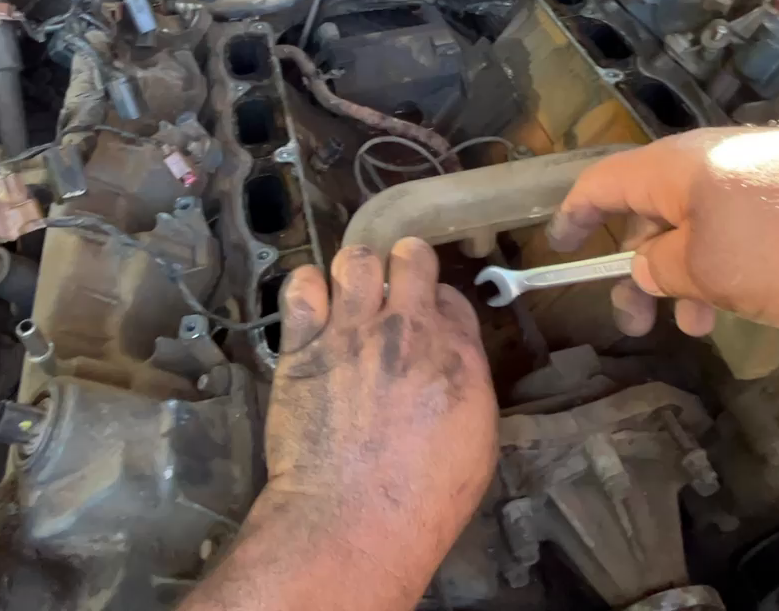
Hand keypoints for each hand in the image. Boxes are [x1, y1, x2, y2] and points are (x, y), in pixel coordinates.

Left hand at [253, 239, 496, 595]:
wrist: (351, 523)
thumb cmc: (424, 499)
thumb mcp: (476, 440)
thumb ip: (465, 381)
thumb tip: (449, 355)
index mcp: (455, 350)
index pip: (450, 294)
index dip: (436, 303)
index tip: (424, 321)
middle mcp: (405, 327)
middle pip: (410, 255)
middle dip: (404, 264)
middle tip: (391, 290)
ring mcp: (351, 331)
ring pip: (355, 258)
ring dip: (355, 272)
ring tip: (349, 295)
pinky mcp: (303, 345)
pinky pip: (301, 286)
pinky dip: (307, 289)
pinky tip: (311, 306)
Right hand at [549, 128, 778, 336]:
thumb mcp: (710, 270)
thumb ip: (663, 268)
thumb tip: (645, 262)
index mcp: (670, 169)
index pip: (599, 185)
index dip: (573, 216)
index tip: (558, 247)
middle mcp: (705, 161)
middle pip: (649, 211)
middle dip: (638, 267)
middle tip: (637, 321)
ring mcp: (755, 170)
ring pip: (698, 223)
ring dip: (686, 274)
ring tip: (701, 325)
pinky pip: (740, 223)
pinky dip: (728, 261)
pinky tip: (755, 296)